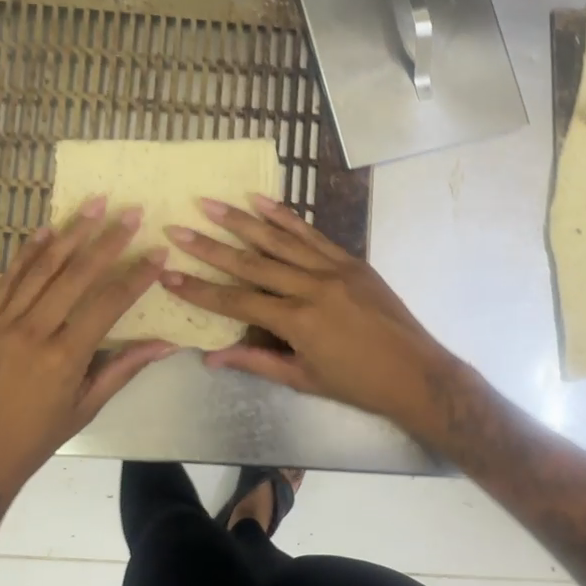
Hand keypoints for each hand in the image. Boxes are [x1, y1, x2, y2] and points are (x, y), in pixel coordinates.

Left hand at [0, 196, 176, 490]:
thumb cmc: (38, 437)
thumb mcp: (87, 406)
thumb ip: (124, 368)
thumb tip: (167, 344)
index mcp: (65, 357)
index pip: (109, 304)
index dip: (137, 277)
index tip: (158, 252)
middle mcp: (34, 332)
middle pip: (76, 275)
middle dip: (107, 241)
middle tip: (131, 212)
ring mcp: (4, 323)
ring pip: (41, 268)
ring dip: (70, 234)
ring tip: (94, 205)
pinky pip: (8, 279)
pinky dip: (27, 253)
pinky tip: (45, 230)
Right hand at [161, 194, 463, 433]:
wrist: (417, 374)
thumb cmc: (358, 384)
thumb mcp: (303, 380)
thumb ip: (256, 362)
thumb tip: (211, 358)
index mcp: (297, 322)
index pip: (236, 301)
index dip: (199, 290)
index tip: (168, 276)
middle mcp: (312, 287)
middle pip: (251, 262)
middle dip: (209, 247)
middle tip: (177, 229)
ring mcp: (334, 269)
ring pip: (279, 239)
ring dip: (241, 220)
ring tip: (209, 203)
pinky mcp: (351, 261)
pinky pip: (312, 234)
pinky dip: (285, 217)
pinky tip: (260, 201)